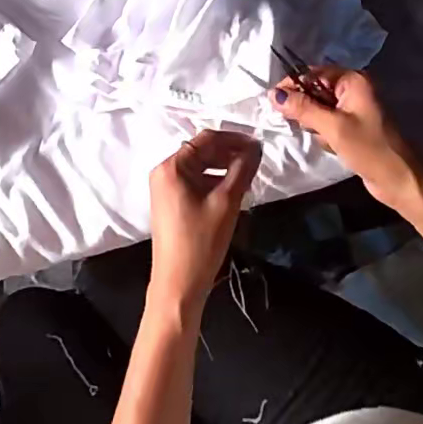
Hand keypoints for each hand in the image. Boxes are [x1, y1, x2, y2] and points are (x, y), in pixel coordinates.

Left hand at [147, 130, 261, 312]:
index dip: (233, 139)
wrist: (178, 284)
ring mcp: (165, 188)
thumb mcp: (226, 203)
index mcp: (172, 167)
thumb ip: (242, 170)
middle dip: (229, 152)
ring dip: (223, 167)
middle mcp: (164, 172)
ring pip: (199, 167)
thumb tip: (255, 147)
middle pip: (201, 151)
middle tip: (256, 160)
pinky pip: (194, 181)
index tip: (258, 145)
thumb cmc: (201, 242)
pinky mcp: (170, 202)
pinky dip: (213, 181)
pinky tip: (232, 189)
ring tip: (248, 174)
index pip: (206, 139)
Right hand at [269, 66, 422, 215]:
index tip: (272, 100)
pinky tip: (330, 145)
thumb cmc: (370, 149)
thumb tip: (273, 94)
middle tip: (300, 124)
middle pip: (314, 89)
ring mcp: (354, 108)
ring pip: (318, 108)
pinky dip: (323, 132)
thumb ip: (302, 108)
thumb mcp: (333, 127)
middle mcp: (354, 89)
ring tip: (321, 137)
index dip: (292, 85)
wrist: (401, 180)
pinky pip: (327, 122)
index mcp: (353, 81)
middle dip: (304, 107)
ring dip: (313, 122)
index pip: (313, 73)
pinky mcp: (352, 126)